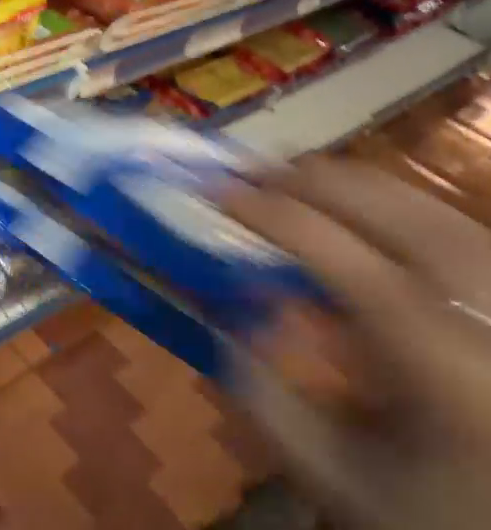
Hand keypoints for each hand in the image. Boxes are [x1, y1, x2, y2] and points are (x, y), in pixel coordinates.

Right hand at [223, 157, 490, 529]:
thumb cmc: (406, 508)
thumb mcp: (319, 462)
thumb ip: (262, 380)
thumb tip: (243, 301)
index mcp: (444, 376)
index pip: (350, 263)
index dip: (273, 213)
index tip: (208, 188)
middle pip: (410, 221)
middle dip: (315, 183)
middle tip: (239, 172)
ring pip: (443, 218)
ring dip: (356, 190)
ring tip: (286, 183)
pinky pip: (460, 238)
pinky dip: (398, 213)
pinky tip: (351, 217)